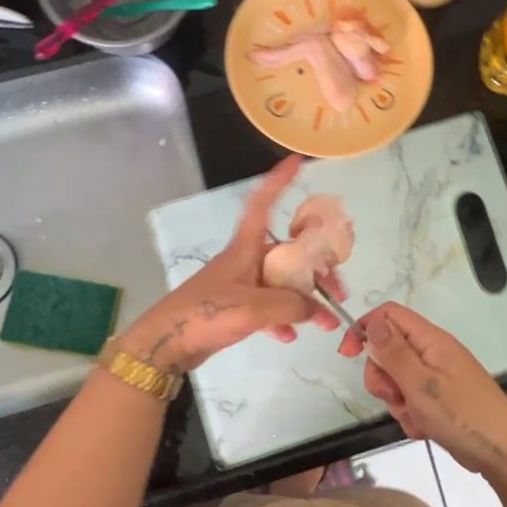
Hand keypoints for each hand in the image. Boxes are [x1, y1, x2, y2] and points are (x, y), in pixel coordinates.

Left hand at [117, 156, 340, 373]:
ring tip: (325, 322)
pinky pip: (267, 308)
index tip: (297, 162)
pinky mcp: (235, 308)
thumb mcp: (254, 309)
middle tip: (338, 290)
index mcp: (246, 248)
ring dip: (305, 300)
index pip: (263, 204)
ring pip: (281, 283)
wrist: (167, 344)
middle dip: (316, 268)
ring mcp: (240, 285)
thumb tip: (318, 310)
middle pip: (288, 253)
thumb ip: (292, 306)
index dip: (279, 181)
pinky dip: (282, 319)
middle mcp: (245, 260)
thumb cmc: (206, 314)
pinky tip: (290, 336)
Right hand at [340, 303, 506, 472]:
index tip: (348, 355)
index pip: (388, 315)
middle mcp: (432, 353)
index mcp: (430, 340)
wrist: (501, 452)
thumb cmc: (462, 414)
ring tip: (416, 417)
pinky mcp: (439, 400)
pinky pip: (410, 401)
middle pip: (387, 351)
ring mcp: (436, 377)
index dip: (365, 329)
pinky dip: (411, 416)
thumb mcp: (419, 383)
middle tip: (394, 396)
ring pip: (396, 380)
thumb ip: (392, 352)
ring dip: (398, 402)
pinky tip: (425, 429)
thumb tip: (371, 323)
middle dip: (382, 377)